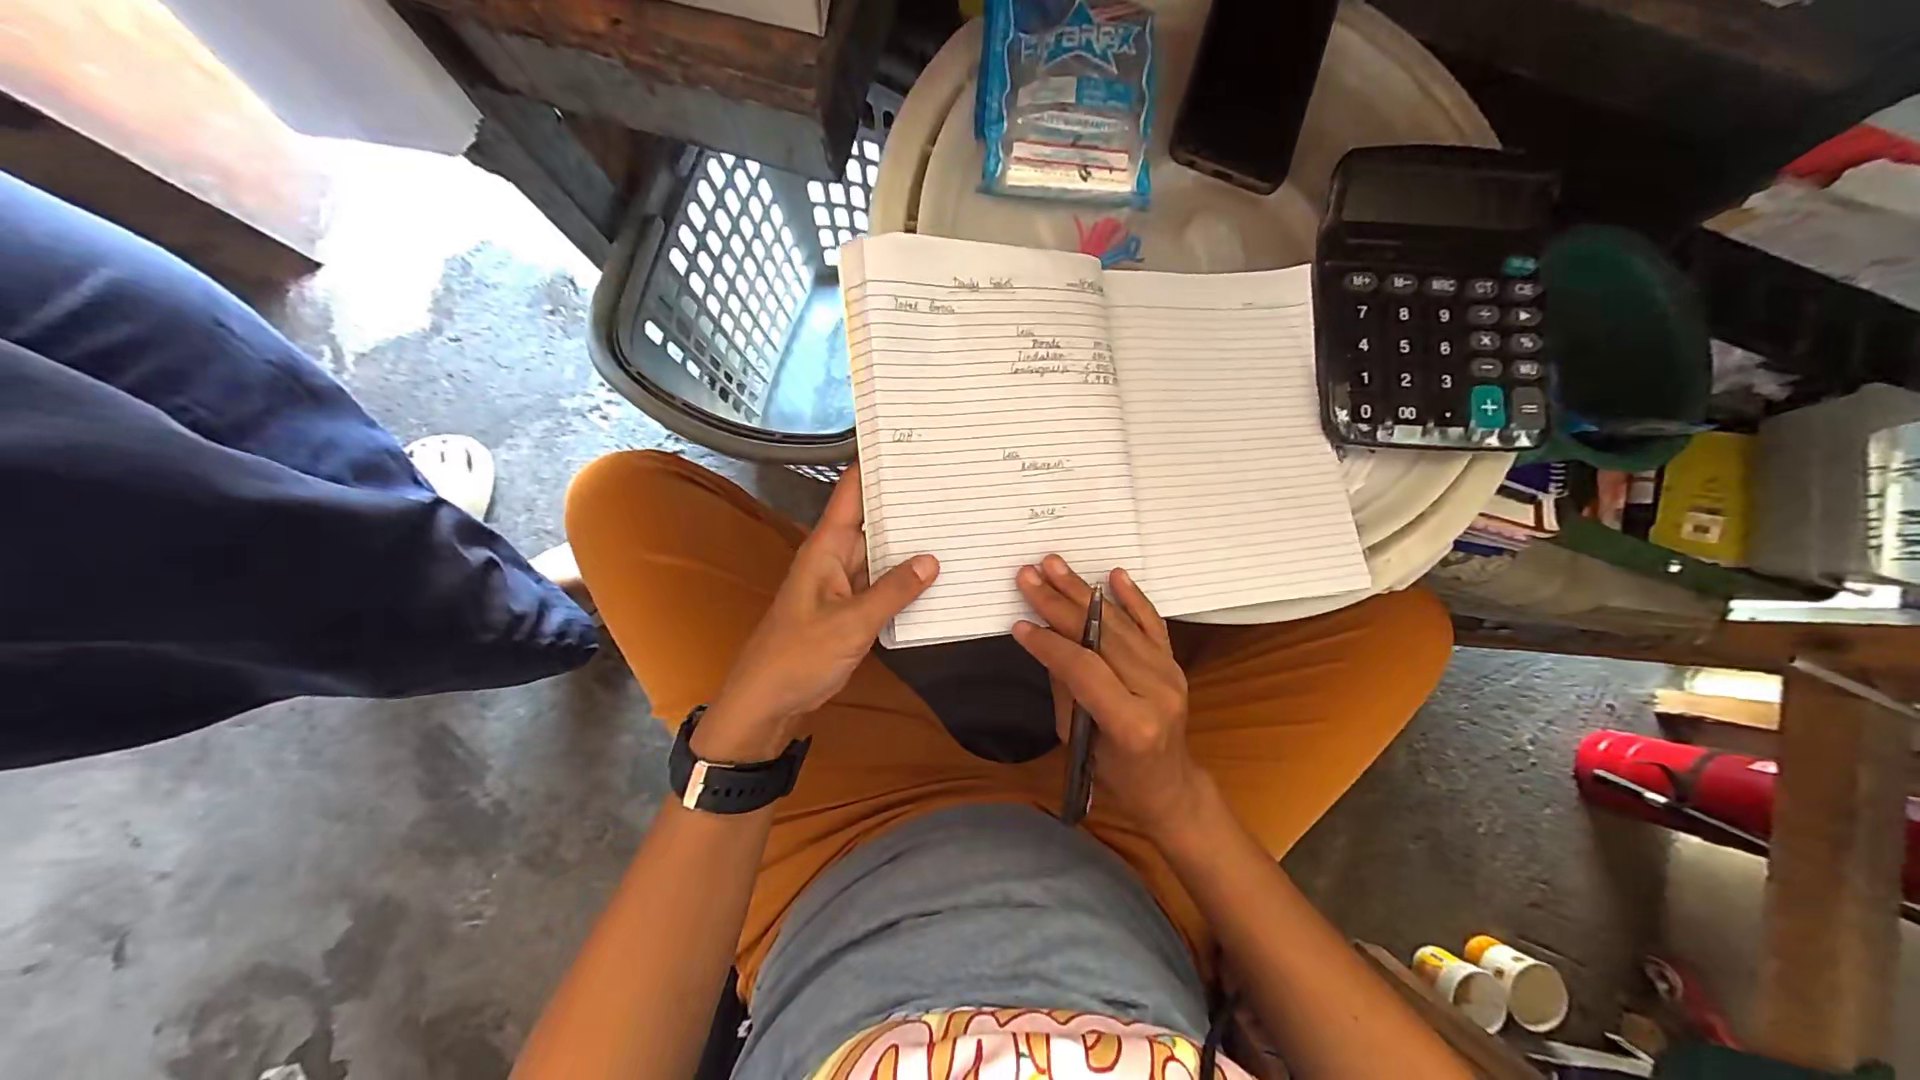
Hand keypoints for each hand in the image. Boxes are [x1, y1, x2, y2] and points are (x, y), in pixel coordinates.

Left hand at [699, 468, 937, 761]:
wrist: (767, 701)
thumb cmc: (799, 656)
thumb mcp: (850, 624)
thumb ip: (893, 591)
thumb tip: (932, 560)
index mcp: (825, 547)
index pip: (851, 491)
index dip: (875, 464)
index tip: (911, 443)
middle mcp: (835, 557)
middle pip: (872, 519)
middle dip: (906, 503)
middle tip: (953, 484)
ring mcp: (843, 583)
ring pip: (880, 553)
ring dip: (909, 542)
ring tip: (954, 521)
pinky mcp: (849, 607)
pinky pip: (881, 583)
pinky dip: (904, 578)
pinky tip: (935, 574)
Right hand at [1012, 556, 1211, 839]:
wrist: (1169, 785)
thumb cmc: (1116, 774)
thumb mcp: (1078, 739)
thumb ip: (1066, 686)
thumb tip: (1046, 637)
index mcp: (1132, 722)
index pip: (1084, 668)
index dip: (1049, 643)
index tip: (1019, 623)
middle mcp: (1156, 690)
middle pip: (1102, 636)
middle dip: (1059, 603)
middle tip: (1029, 576)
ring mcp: (1170, 673)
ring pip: (1121, 622)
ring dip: (1082, 591)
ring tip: (1054, 565)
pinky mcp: (1174, 663)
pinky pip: (1152, 622)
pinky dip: (1133, 597)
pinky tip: (1114, 574)